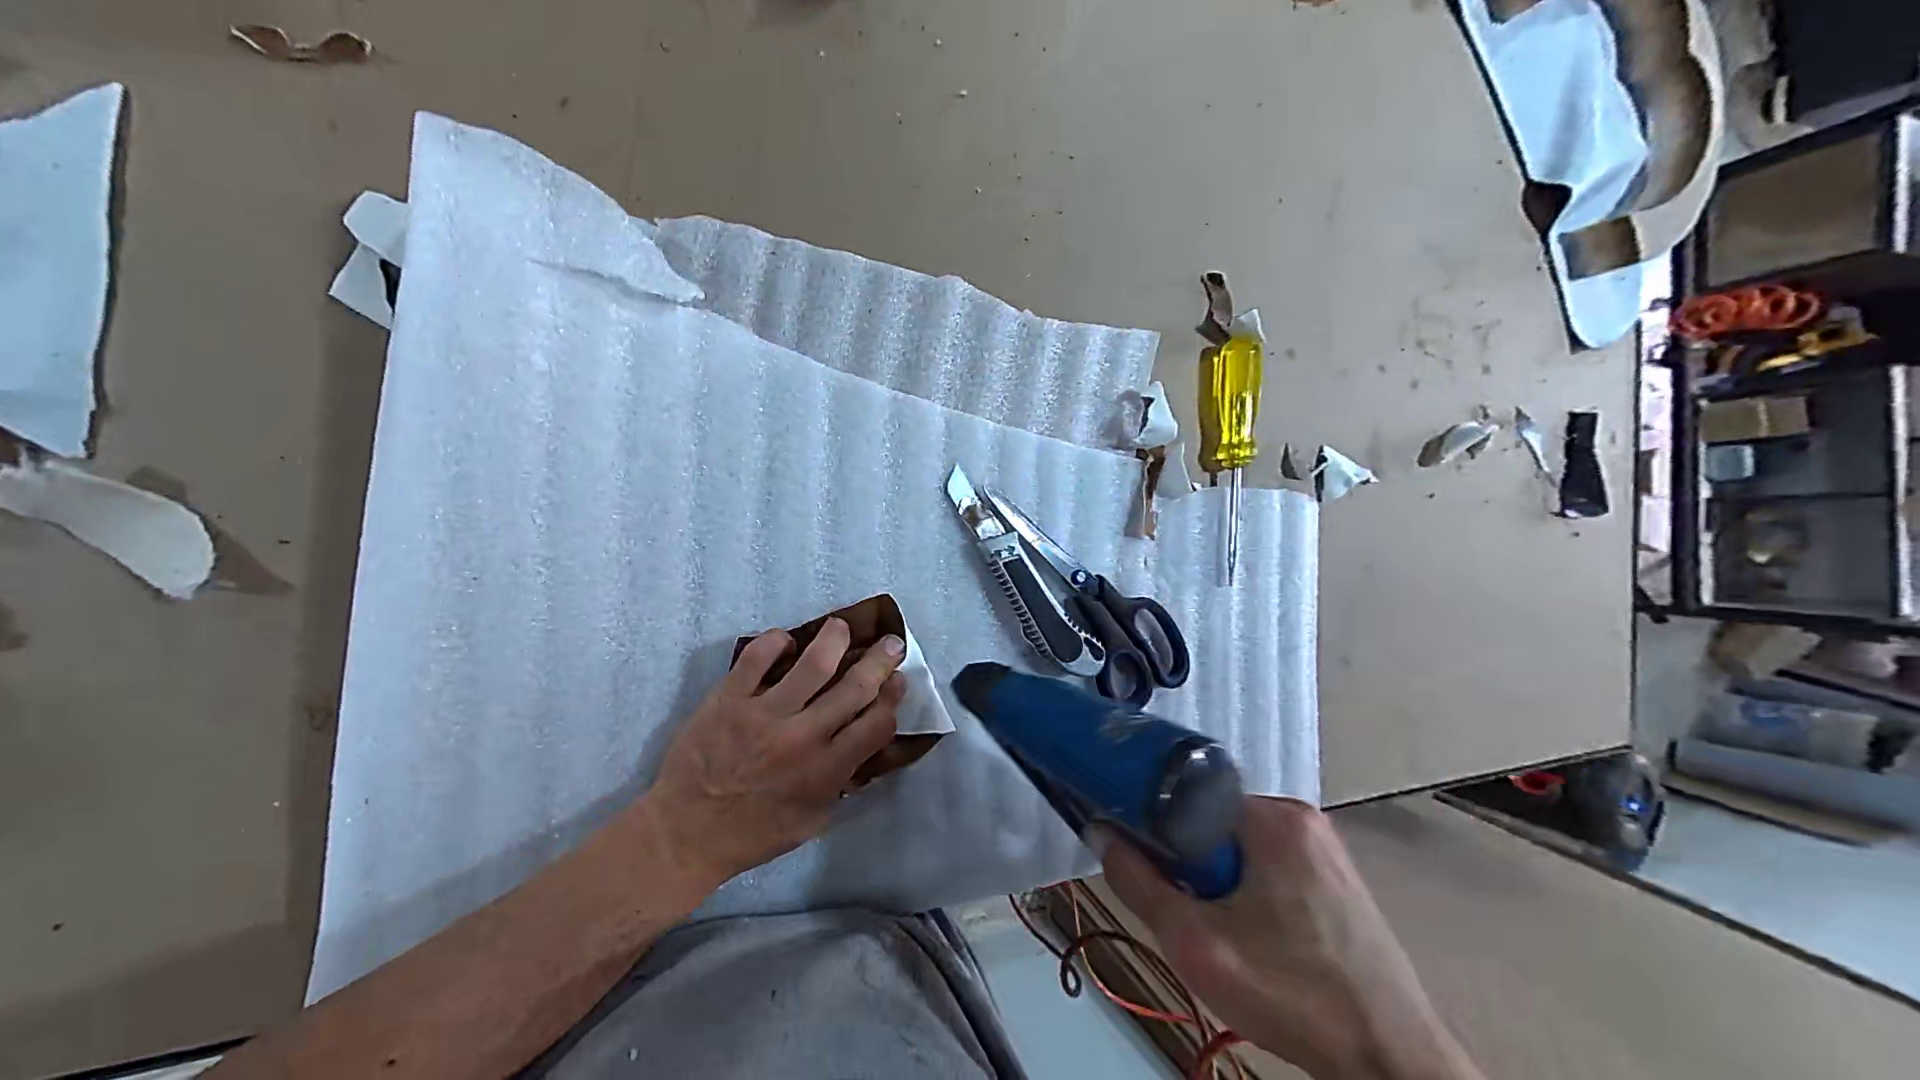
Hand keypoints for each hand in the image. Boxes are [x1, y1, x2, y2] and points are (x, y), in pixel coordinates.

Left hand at [638, 619, 906, 894]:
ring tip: (841, 627)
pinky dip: (775, 641)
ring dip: (835, 638)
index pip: (877, 724)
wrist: (685, 834)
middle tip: (891, 643)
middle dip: (881, 661)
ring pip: (812, 664)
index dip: (893, 698)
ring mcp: (764, 714)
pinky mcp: (728, 700)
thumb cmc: (754, 833)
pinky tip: (785, 639)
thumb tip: (868, 751)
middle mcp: (802, 738)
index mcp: (826, 771)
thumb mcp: (813, 819)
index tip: (897, 681)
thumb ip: (843, 784)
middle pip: (855, 687)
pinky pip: (756, 658)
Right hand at [1098, 798, 1482, 1079]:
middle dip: (1191, 867)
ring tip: (1225, 934)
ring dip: (1218, 883)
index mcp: (1273, 816)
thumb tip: (1100, 833)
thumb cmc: (1293, 996)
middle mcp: (1300, 816)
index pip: (1187, 799)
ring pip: (1237, 847)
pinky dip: (1248, 892)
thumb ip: (1138, 884)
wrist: (1392, 1062)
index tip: (1147, 870)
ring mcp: (1323, 845)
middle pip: (1211, 823)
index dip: (1157, 833)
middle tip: (1193, 918)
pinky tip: (1257, 938)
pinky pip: (1267, 865)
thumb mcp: (1196, 944)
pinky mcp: (1335, 874)